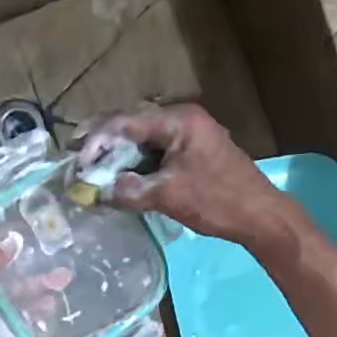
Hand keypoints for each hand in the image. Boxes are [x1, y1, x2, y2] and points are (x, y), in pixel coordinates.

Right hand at [78, 103, 297, 247]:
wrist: (261, 216)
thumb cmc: (216, 201)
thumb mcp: (168, 195)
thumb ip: (130, 190)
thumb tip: (101, 190)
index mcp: (179, 120)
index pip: (127, 121)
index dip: (98, 137)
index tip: (76, 155)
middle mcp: (184, 120)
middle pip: (134, 125)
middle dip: (105, 142)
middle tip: (78, 156)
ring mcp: (191, 136)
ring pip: (145, 139)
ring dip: (121, 154)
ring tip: (95, 167)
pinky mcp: (194, 153)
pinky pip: (158, 152)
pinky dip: (138, 162)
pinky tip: (123, 176)